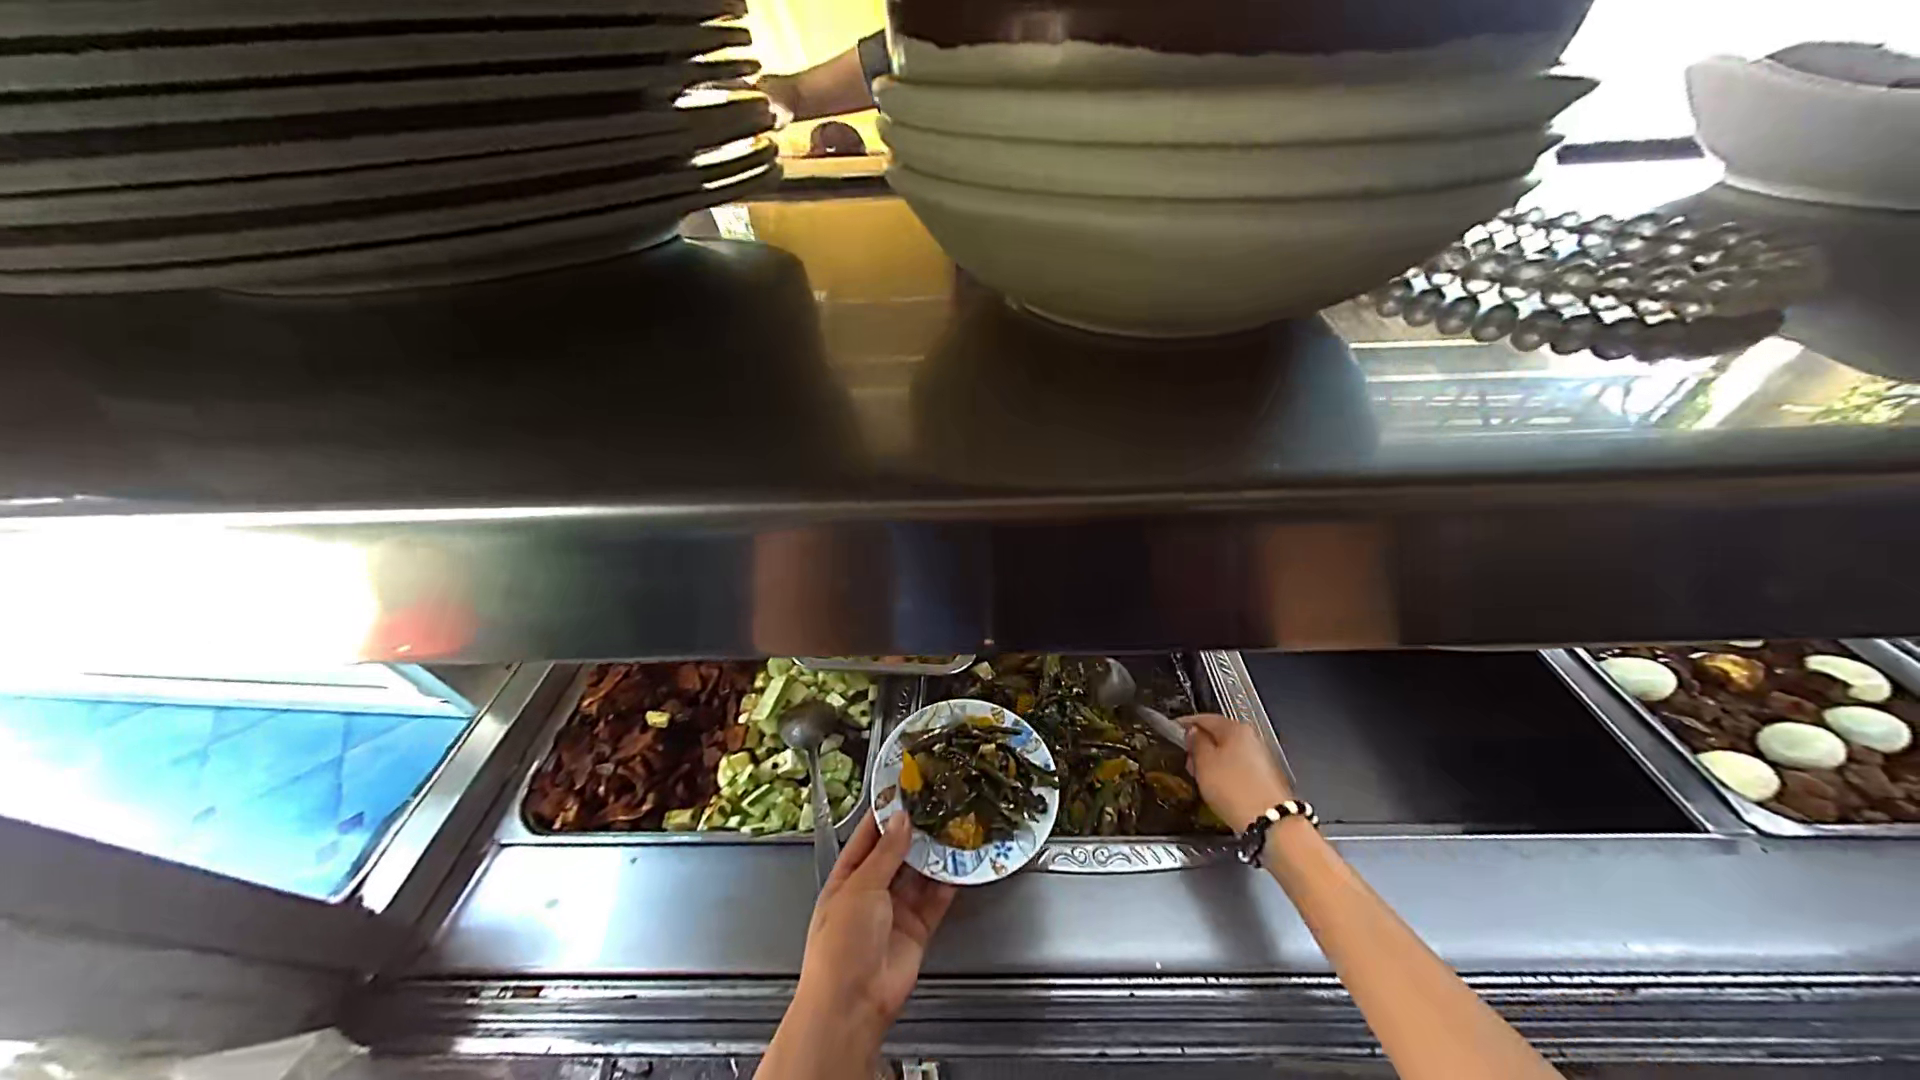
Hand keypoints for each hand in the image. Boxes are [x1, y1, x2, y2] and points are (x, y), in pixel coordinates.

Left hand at [765, 812, 955, 1075]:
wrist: (853, 1003)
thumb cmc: (841, 944)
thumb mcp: (861, 887)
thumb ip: (886, 853)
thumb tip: (902, 820)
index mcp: (847, 878)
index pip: (867, 838)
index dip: (885, 815)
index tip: (905, 792)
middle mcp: (871, 892)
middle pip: (896, 854)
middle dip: (914, 834)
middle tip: (937, 809)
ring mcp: (894, 911)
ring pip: (918, 875)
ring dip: (933, 857)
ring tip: (952, 831)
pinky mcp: (916, 930)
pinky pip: (934, 901)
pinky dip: (946, 885)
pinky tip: (958, 868)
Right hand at [1182, 713, 1295, 833]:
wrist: (1270, 822)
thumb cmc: (1237, 791)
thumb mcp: (1204, 763)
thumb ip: (1196, 743)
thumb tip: (1193, 733)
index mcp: (1236, 729)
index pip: (1205, 718)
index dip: (1186, 724)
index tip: (1175, 730)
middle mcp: (1252, 739)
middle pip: (1218, 735)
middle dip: (1199, 746)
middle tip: (1186, 759)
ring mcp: (1260, 759)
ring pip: (1228, 753)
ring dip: (1211, 762)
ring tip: (1200, 778)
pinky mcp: (1265, 778)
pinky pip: (1238, 769)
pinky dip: (1225, 774)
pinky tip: (1218, 788)